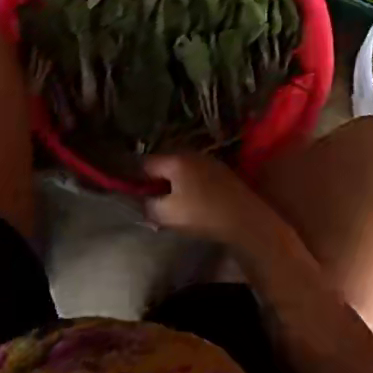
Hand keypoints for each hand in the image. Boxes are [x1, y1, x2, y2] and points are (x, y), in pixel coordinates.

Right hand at [143, 154, 281, 247]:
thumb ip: (148, 205)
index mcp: (175, 160)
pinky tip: (188, 203)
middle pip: (162, 165)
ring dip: (170, 185)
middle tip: (147, 202)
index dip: (132, 177)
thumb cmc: (203, 214)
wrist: (245, 218)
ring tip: (167, 205)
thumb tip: (141, 201)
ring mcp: (208, 161)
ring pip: (179, 171)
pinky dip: (186, 186)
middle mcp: (191, 154)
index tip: (127, 192)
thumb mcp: (167, 214)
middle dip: (152, 182)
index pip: (144, 163)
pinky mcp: (220, 172)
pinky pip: (194, 176)